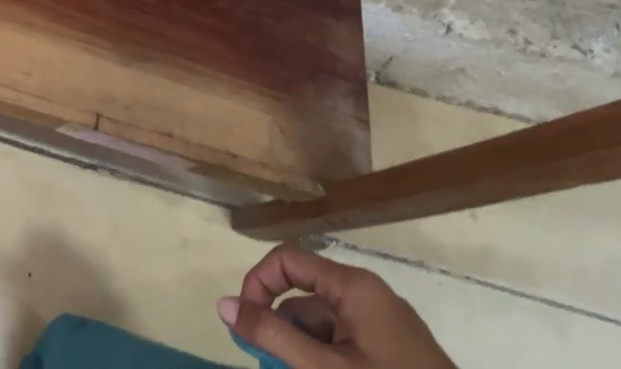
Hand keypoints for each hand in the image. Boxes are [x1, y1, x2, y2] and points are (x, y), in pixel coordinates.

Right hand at [219, 246, 456, 368]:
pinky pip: (347, 347)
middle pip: (304, 298)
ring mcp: (388, 328)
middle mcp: (370, 297)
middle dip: (282, 331)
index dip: (257, 284)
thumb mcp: (324, 368)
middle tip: (273, 365)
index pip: (286, 261)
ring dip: (303, 352)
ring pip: (324, 328)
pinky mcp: (399, 355)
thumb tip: (222, 304)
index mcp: (354, 287)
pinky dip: (328, 362)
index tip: (245, 323)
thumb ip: (271, 334)